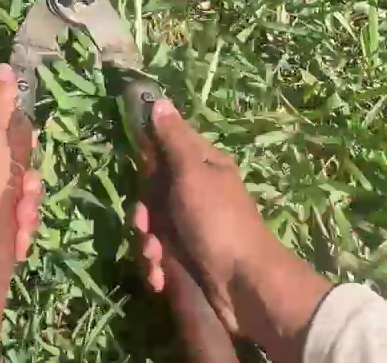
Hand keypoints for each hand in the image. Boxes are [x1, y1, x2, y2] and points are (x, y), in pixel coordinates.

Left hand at [0, 63, 44, 257]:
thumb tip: (3, 65)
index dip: (16, 139)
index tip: (34, 145)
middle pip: (3, 170)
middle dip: (26, 182)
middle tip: (30, 189)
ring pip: (6, 201)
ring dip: (24, 209)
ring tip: (24, 219)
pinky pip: (1, 230)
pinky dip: (14, 233)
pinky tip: (19, 239)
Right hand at [132, 99, 332, 362]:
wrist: (245, 286)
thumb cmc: (217, 220)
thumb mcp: (191, 172)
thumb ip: (172, 138)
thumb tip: (159, 100)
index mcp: (203, 164)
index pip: (167, 145)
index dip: (149, 157)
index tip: (141, 169)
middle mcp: (196, 191)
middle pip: (153, 191)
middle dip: (144, 213)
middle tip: (146, 225)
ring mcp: (192, 225)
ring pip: (153, 225)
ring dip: (147, 243)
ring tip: (155, 259)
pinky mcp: (188, 257)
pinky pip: (160, 254)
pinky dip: (156, 266)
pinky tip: (160, 277)